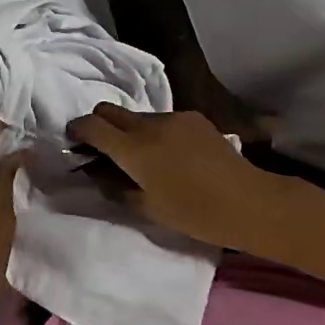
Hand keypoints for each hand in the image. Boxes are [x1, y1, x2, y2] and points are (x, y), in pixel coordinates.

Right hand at [67, 104, 265, 243]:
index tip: (74, 142)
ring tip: (141, 156)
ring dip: (128, 130)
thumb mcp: (147, 208)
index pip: (92, 126)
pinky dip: (153, 132)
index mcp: (133, 150)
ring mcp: (173, 118)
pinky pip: (161, 120)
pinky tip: (169, 154)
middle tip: (101, 148)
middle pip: (108, 110)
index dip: (77, 130)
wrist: (251, 203)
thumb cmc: (195, 214)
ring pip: (136, 116)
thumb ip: (116, 186)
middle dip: (98, 124)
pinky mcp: (193, 118)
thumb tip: (97, 172)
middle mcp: (148, 126)